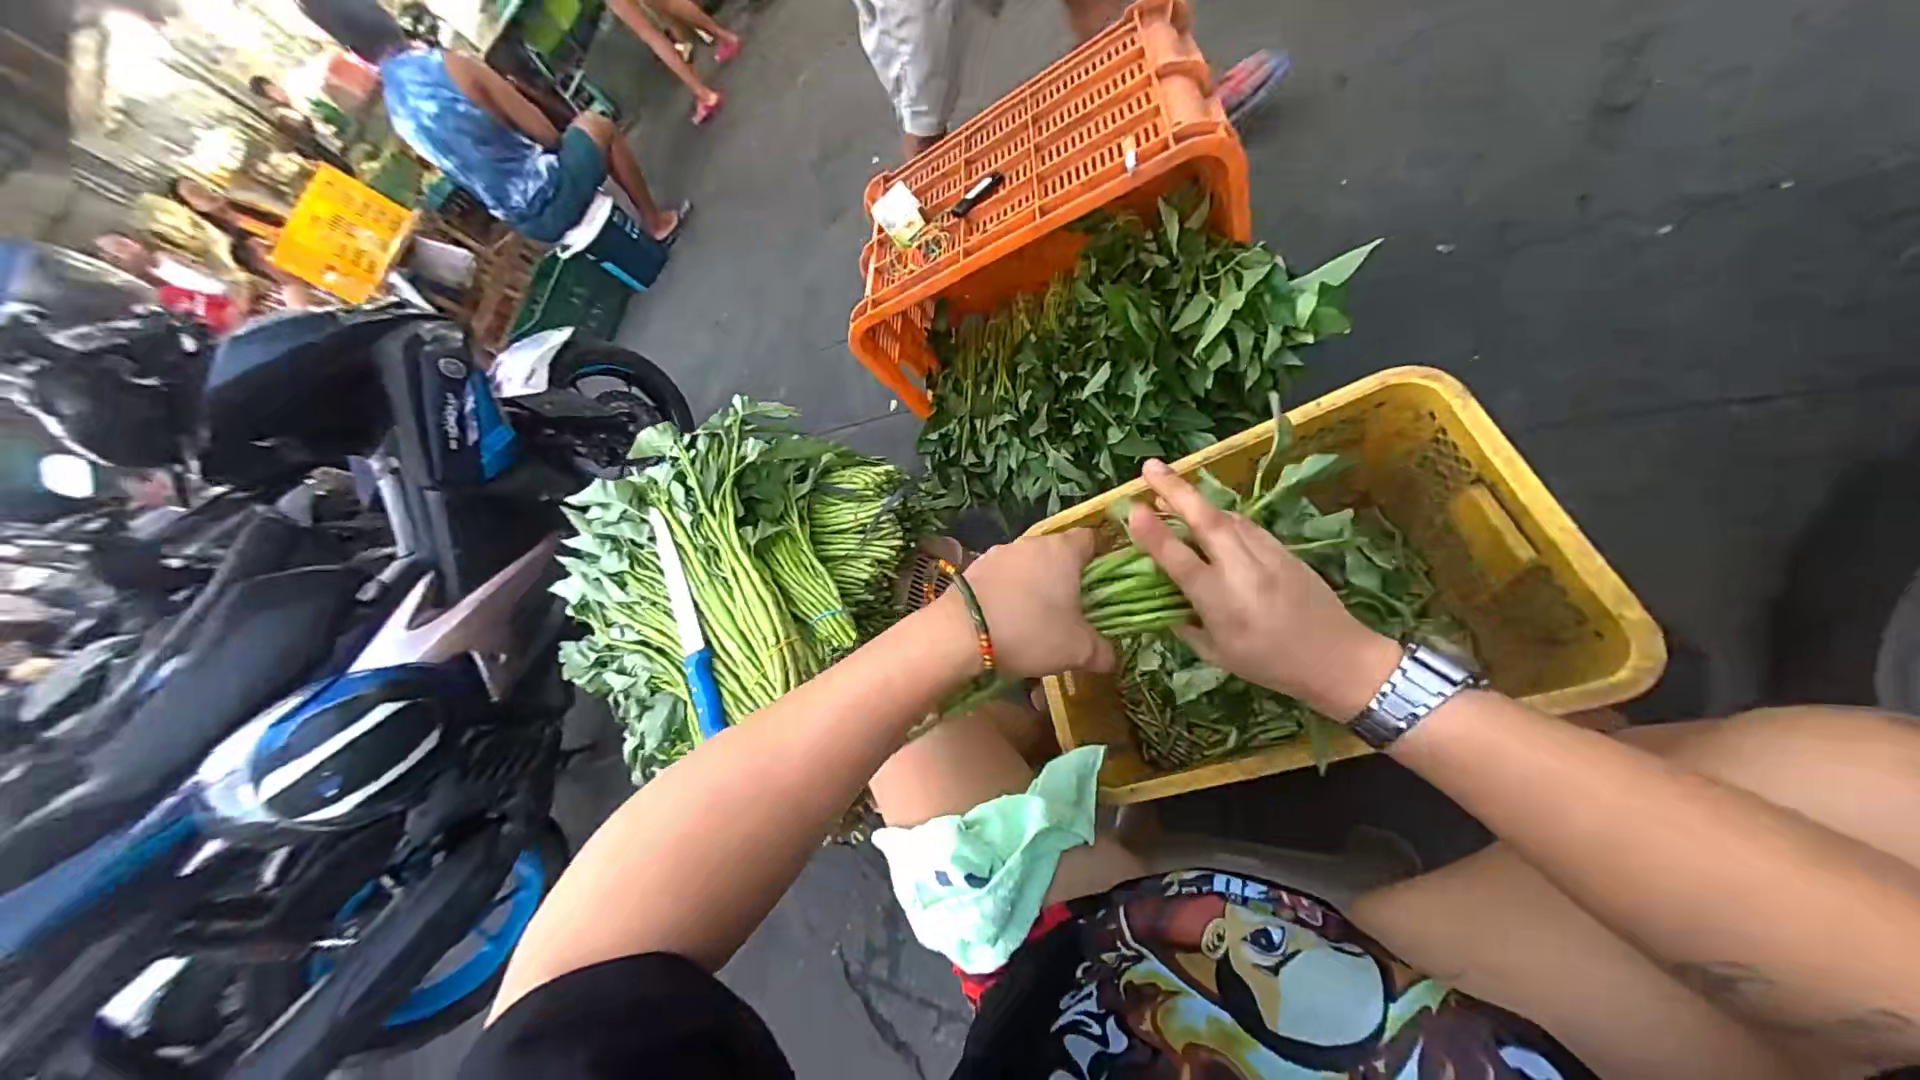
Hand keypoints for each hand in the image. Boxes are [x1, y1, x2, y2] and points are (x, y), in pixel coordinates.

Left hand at [958, 529, 1116, 678]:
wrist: (961, 633)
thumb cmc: (1030, 632)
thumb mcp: (1078, 650)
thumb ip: (1103, 651)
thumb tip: (1111, 656)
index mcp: (1063, 550)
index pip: (1091, 539)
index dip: (1100, 559)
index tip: (1101, 587)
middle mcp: (1032, 542)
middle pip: (1058, 552)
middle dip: (1066, 577)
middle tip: (1071, 610)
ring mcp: (1000, 552)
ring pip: (1028, 564)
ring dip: (1035, 584)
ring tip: (1035, 618)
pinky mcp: (975, 566)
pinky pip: (1003, 576)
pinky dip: (1009, 591)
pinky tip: (1007, 618)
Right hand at [1127, 460, 1402, 718]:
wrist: (1338, 658)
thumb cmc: (1269, 665)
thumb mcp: (1216, 655)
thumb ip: (1185, 626)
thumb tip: (1163, 602)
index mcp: (1219, 601)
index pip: (1178, 559)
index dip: (1152, 533)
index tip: (1131, 509)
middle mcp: (1242, 571)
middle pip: (1206, 519)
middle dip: (1175, 489)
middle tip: (1149, 466)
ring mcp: (1267, 555)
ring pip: (1226, 516)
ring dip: (1196, 498)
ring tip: (1170, 486)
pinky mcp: (1284, 550)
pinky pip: (1246, 524)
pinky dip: (1222, 515)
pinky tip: (1209, 515)